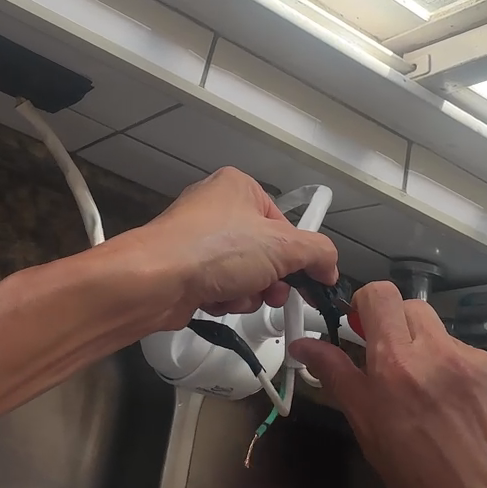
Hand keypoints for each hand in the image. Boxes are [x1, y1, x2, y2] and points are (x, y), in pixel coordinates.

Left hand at [100, 167, 337, 330]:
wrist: (156, 279)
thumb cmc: (217, 250)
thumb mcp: (282, 246)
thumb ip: (318, 253)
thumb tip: (330, 265)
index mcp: (239, 186)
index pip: (284, 222)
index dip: (298, 254)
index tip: (310, 281)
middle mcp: (216, 206)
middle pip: (264, 250)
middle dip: (271, 278)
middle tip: (272, 292)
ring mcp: (197, 237)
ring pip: (244, 272)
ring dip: (247, 291)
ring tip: (236, 295)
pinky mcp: (184, 266)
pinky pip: (219, 285)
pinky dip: (224, 297)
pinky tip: (215, 301)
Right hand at [289, 283, 486, 487]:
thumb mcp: (373, 440)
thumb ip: (340, 381)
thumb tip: (306, 348)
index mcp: (396, 368)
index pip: (376, 296)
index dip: (365, 305)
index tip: (361, 326)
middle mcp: (439, 354)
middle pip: (410, 306)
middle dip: (397, 326)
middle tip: (395, 362)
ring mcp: (481, 363)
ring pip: (445, 337)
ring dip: (433, 356)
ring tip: (440, 407)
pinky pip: (479, 364)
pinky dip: (469, 381)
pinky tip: (475, 422)